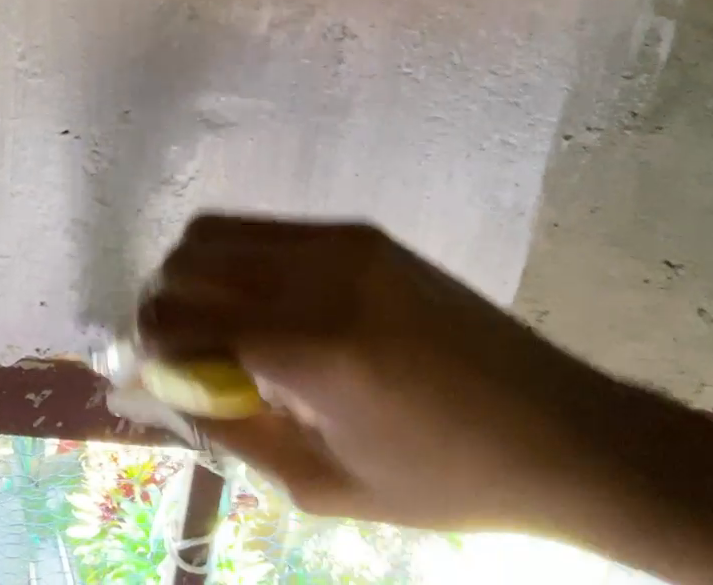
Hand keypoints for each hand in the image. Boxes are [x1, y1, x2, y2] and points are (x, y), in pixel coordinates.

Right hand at [138, 215, 622, 533]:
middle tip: (183, 349)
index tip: (160, 371)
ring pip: (218, 230)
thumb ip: (231, 430)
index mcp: (310, 347)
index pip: (180, 314)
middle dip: (165, 303)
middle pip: (188, 258)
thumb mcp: (325, 484)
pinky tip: (266, 303)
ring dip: (196, 273)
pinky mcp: (360, 232)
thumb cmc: (444, 478)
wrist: (561, 429)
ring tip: (219, 322)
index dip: (151, 342)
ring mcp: (340, 241)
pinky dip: (239, 259)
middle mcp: (317, 274)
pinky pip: (265, 229)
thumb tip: (163, 388)